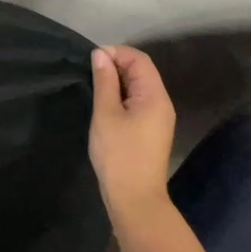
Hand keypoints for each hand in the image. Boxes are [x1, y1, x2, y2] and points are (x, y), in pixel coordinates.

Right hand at [88, 45, 176, 222]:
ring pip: (138, 87)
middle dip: (116, 64)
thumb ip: (104, 81)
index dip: (116, 52)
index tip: (92, 59)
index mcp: (155, 96)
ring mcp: (158, 119)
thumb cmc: (119, 154)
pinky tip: (104, 104)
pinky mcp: (150, 131)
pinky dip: (121, 96)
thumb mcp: (106, 113)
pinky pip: (137, 102)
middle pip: (141, 71)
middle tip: (89, 71)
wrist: (134, 199)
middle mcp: (161, 103)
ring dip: (117, 81)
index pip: (139, 60)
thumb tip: (101, 54)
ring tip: (94, 85)